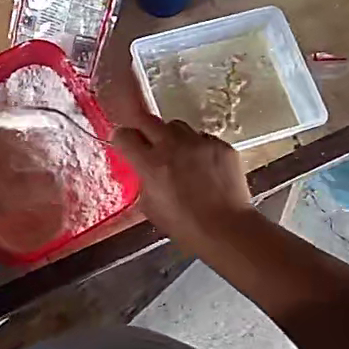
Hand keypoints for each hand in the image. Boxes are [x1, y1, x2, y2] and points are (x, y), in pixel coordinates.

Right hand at [101, 65, 252, 243]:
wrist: (227, 228)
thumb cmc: (187, 226)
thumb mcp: (151, 207)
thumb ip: (143, 182)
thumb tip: (144, 172)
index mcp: (151, 164)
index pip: (124, 135)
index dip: (121, 138)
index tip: (123, 142)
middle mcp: (173, 147)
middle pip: (148, 120)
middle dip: (142, 128)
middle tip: (145, 140)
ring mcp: (199, 143)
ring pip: (176, 126)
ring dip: (171, 137)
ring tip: (177, 155)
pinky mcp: (220, 145)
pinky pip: (201, 138)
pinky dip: (197, 147)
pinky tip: (201, 165)